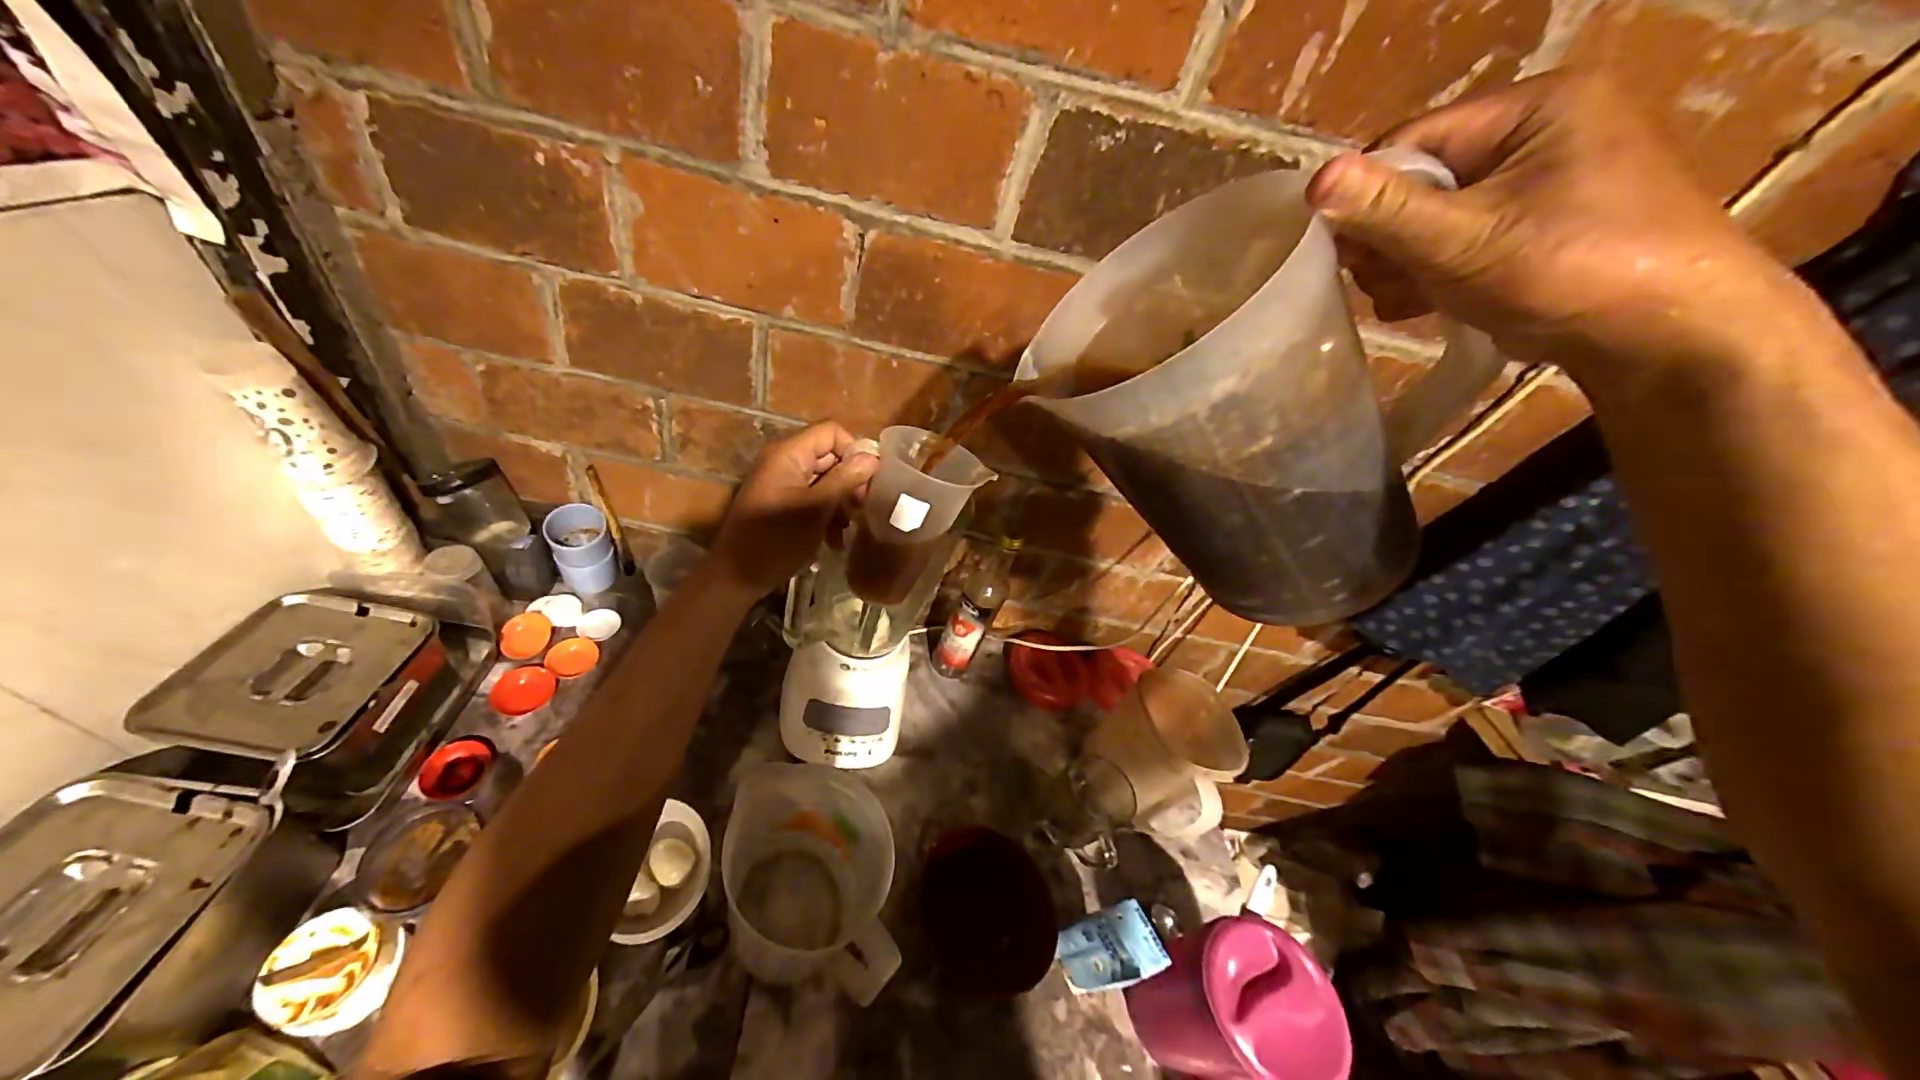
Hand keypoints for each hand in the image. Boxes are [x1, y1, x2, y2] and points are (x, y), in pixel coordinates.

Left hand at [709, 421, 878, 595]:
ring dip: (841, 502)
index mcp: (788, 453)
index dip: (854, 451)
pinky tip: (834, 540)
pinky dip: (827, 514)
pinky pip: (813, 497)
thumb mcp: (815, 510)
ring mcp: (782, 482)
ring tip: (847, 530)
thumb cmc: (774, 540)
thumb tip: (873, 456)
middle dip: (850, 481)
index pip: (831, 431)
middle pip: (830, 455)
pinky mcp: (783, 502)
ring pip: (825, 479)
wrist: (736, 576)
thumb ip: (844, 480)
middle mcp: (785, 460)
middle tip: (862, 509)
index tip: (868, 482)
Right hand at [1307, 72, 1823, 385]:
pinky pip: (1457, 241)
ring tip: (1408, 298)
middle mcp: (1538, 132)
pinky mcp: (1533, 228)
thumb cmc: (1571, 270)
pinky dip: (1432, 274)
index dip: (1368, 196)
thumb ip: (1388, 210)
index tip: (1344, 251)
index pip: (1413, 142)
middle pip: (1418, 182)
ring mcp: (1538, 182)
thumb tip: (1315, 179)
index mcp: (1535, 107)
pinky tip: (1422, 304)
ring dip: (1404, 264)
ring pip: (1430, 219)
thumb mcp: (1465, 239)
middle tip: (1382, 280)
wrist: (1666, 335)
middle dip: (1388, 239)